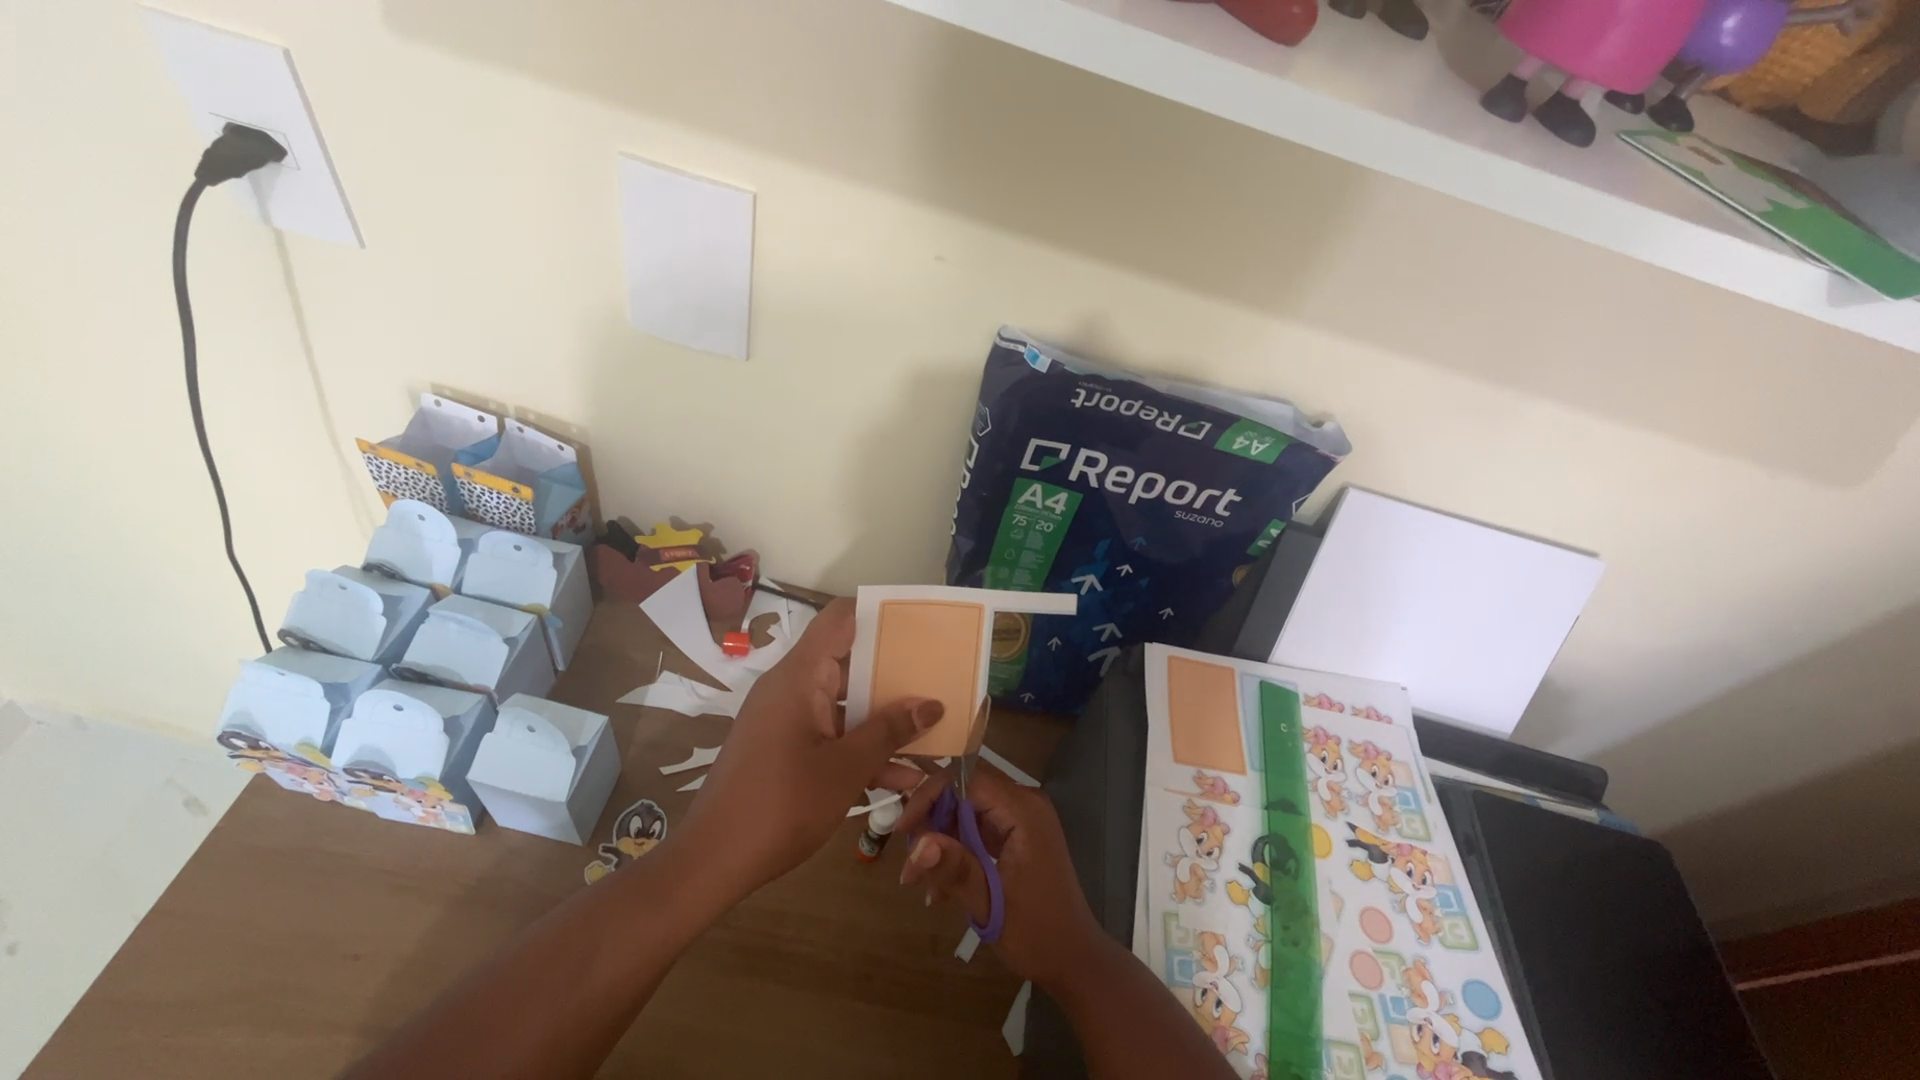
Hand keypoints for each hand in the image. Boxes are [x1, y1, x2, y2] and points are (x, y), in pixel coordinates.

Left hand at [675, 598, 940, 902]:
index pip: (840, 619)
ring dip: (882, 719)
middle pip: (847, 660)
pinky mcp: (783, 748)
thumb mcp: (846, 768)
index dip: (879, 613)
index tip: (920, 622)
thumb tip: (932, 704)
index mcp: (799, 676)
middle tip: (938, 678)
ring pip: (842, 703)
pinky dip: (859, 747)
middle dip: (893, 671)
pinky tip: (900, 777)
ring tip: (931, 733)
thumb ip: (890, 731)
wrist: (713, 861)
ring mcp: (785, 719)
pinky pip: (829, 734)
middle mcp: (790, 688)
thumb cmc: (782, 805)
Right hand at [896, 763, 1106, 990]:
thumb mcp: (990, 903)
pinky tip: (941, 886)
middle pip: (964, 790)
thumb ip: (955, 869)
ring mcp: (1022, 818)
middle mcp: (1024, 804)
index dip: (929, 796)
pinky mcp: (1017, 834)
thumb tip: (918, 845)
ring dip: (940, 839)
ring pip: (966, 809)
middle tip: (911, 862)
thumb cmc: (1037, 933)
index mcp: (1023, 811)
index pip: (966, 779)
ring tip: (923, 883)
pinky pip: (977, 826)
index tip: (903, 830)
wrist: (1074, 959)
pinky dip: (956, 849)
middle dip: (931, 820)